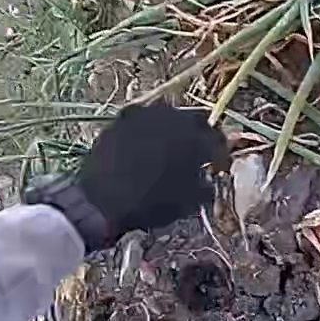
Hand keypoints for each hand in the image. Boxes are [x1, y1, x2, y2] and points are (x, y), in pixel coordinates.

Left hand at [28, 104, 226, 250]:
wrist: (98, 204)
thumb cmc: (149, 205)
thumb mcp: (188, 202)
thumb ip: (205, 184)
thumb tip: (208, 177)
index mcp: (193, 137)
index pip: (217, 137)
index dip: (221, 152)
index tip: (218, 165)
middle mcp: (171, 117)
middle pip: (195, 119)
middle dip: (200, 135)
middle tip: (199, 153)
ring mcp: (144, 114)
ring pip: (169, 116)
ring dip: (176, 130)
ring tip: (173, 149)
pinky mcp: (122, 119)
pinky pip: (145, 121)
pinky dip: (152, 131)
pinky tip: (148, 148)